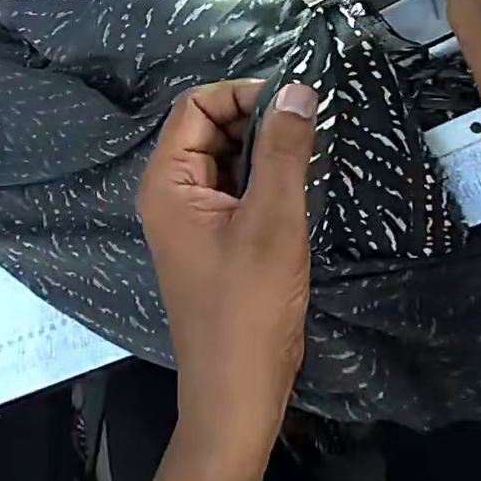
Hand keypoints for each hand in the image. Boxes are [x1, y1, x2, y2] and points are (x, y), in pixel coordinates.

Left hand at [137, 79, 319, 466]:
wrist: (239, 390)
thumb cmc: (249, 305)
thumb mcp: (273, 221)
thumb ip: (285, 151)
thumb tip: (300, 90)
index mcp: (168, 183)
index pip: (196, 107)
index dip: (243, 94)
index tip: (294, 103)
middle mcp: (173, 194)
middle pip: (211, 129)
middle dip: (258, 119)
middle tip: (310, 125)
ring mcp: (196, 218)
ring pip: (229, 158)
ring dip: (267, 148)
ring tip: (312, 151)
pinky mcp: (218, 238)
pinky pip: (239, 188)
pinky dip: (268, 176)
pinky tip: (301, 182)